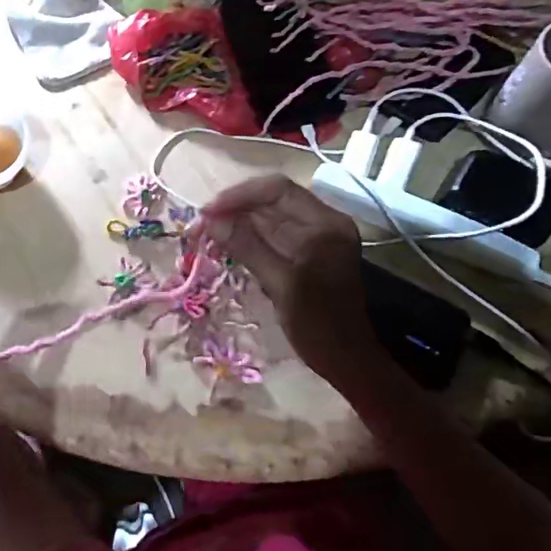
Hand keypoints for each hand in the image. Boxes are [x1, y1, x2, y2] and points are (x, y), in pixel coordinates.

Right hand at [192, 176, 377, 380]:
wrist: (348, 360)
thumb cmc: (318, 325)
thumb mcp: (281, 284)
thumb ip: (248, 247)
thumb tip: (212, 220)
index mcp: (325, 224)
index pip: (277, 190)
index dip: (239, 196)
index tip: (208, 212)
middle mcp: (325, 221)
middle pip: (273, 200)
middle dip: (236, 208)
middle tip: (202, 225)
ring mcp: (319, 236)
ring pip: (272, 216)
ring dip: (240, 221)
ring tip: (210, 233)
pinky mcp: (310, 251)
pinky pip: (276, 233)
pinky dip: (252, 236)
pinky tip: (230, 244)